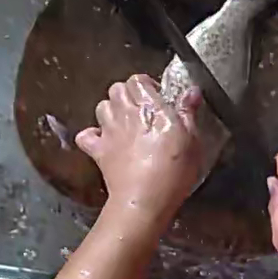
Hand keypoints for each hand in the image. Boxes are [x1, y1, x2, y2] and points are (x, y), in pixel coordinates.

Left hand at [76, 74, 203, 221]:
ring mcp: (109, 132)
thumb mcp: (192, 140)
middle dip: (126, 94)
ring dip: (110, 111)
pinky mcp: (98, 151)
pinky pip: (85, 136)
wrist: (144, 199)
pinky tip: (102, 141)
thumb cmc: (173, 170)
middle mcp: (125, 114)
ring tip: (124, 123)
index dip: (146, 84)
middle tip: (141, 109)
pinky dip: (90, 136)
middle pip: (116, 89)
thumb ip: (189, 113)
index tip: (157, 97)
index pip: (137, 80)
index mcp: (149, 107)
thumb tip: (192, 92)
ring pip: (101, 107)